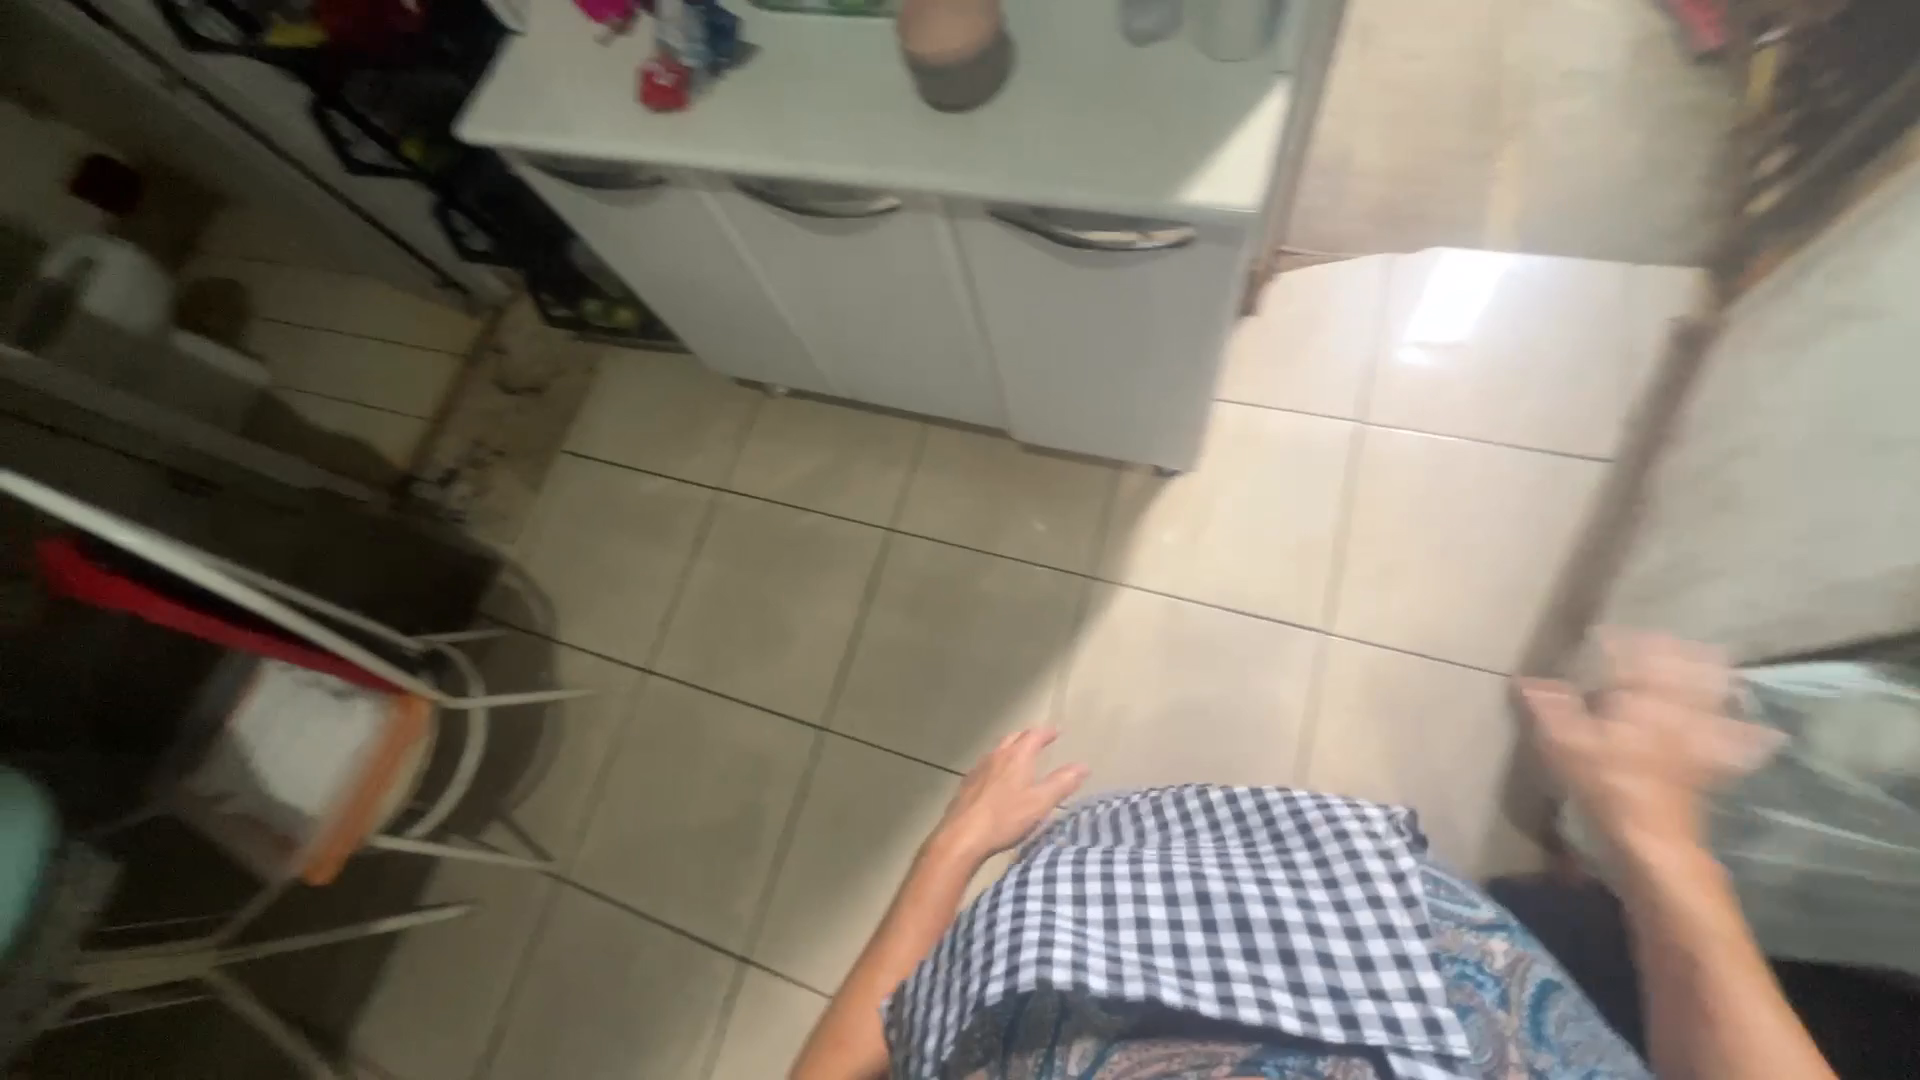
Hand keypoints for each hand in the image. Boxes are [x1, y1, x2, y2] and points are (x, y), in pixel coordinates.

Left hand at [927, 729, 1089, 867]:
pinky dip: (997, 764)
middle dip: (1028, 736)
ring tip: (1019, 755)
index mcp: (1016, 757)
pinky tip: (996, 778)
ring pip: (997, 750)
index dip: (1047, 732)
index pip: (1034, 736)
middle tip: (1039, 739)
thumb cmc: (1005, 818)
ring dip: (1010, 748)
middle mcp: (996, 756)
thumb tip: (1083, 765)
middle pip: (1013, 738)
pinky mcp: (967, 784)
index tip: (1057, 731)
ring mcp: (978, 769)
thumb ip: (1062, 783)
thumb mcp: (1040, 803)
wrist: (962, 836)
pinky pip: (985, 766)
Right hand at [1517, 632, 1783, 865]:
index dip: (1621, 643)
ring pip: (1714, 701)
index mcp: (1639, 703)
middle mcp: (1675, 714)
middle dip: (1679, 654)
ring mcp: (1698, 739)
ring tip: (1718, 664)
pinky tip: (1757, 730)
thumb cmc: (1603, 783)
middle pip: (1684, 675)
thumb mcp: (1563, 743)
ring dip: (1716, 681)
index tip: (1607, 631)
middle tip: (1671, 639)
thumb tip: (1525, 680)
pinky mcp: (1711, 766)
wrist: (1652, 837)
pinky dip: (1745, 733)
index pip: (1632, 662)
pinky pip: (1736, 744)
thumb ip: (1549, 708)